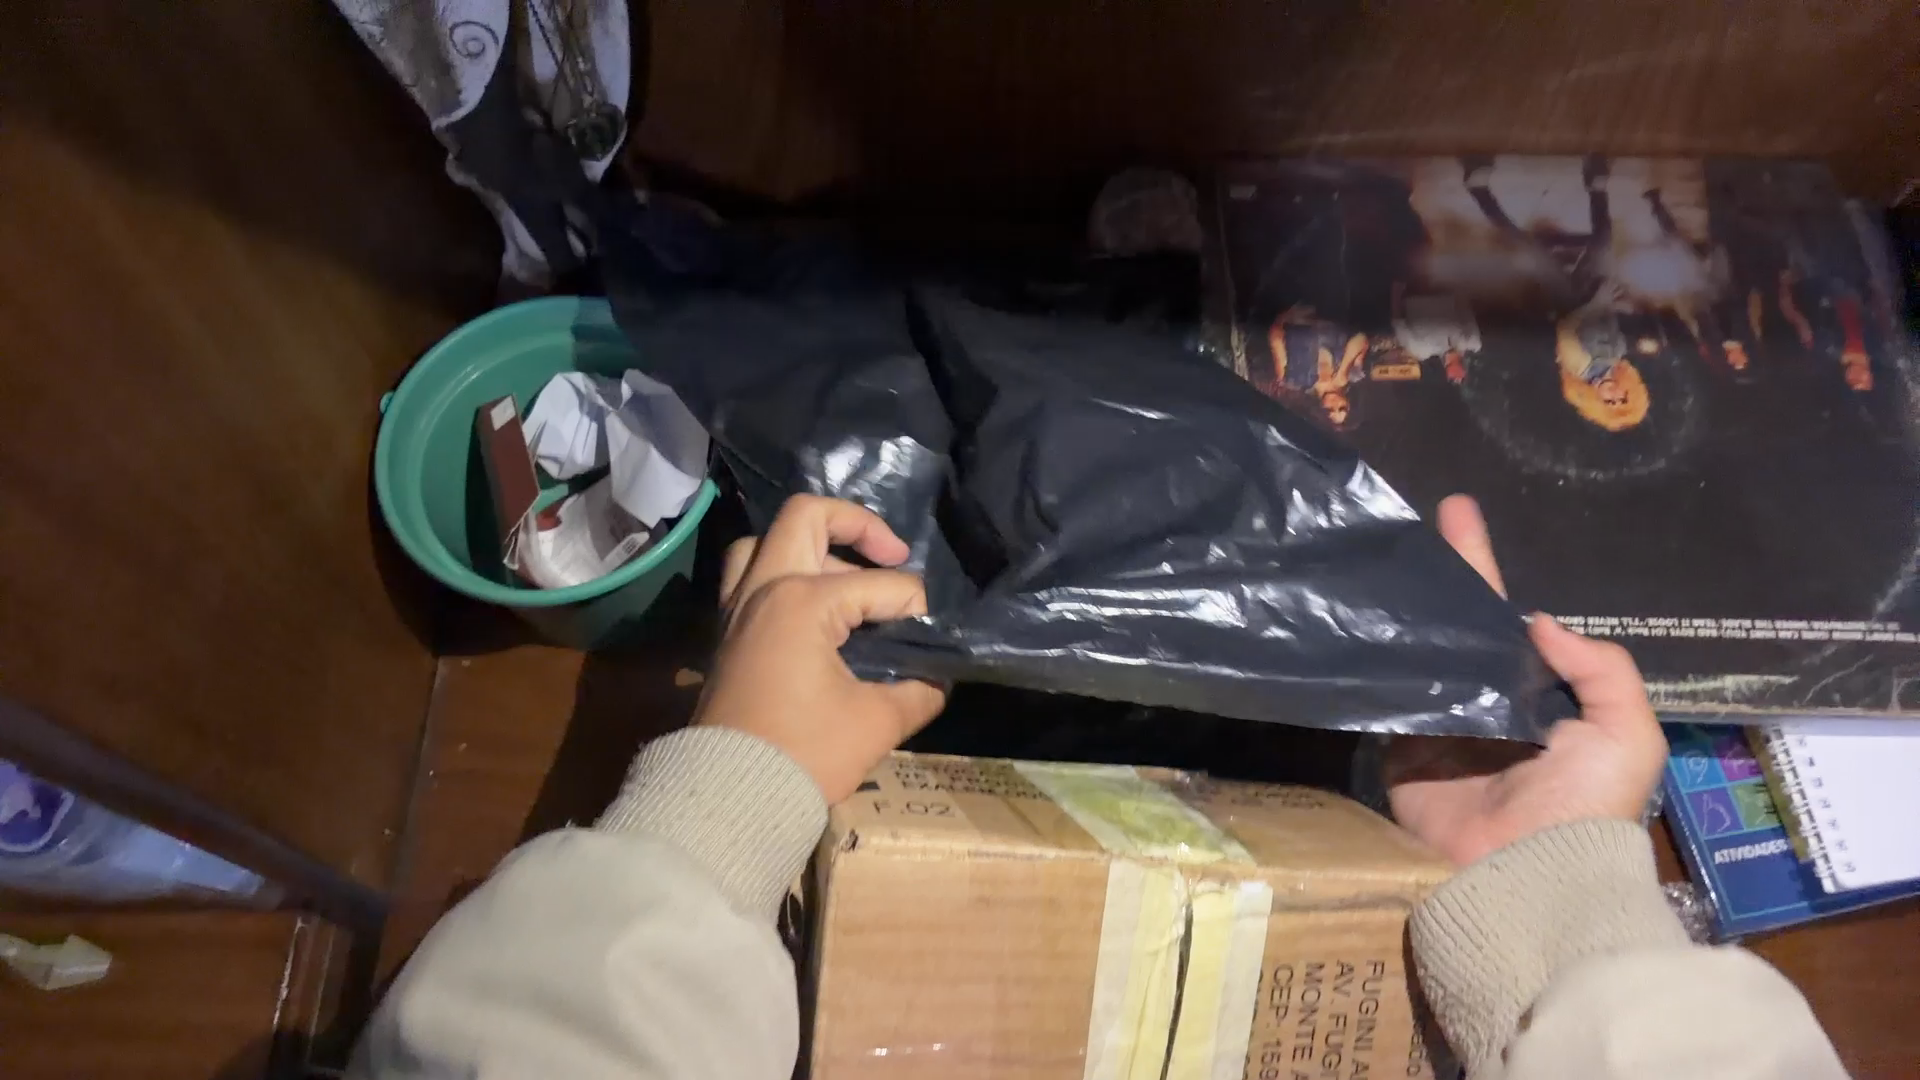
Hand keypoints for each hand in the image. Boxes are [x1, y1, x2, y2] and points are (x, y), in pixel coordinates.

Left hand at [696, 496, 946, 803]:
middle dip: (857, 524)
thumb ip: (918, 689)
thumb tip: (936, 677)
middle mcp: (764, 589)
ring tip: (845, 571)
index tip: (931, 635)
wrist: (729, 800)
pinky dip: (781, 573)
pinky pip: (749, 576)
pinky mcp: (727, 632)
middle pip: (807, 517)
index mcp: (802, 601)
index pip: (878, 585)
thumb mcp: (878, 722)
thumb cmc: (805, 754)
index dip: (915, 605)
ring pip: (766, 542)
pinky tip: (814, 605)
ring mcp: (738, 608)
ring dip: (809, 544)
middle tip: (892, 553)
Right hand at [1385, 495, 1666, 866]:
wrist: (1515, 870)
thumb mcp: (1626, 736)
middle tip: (1390, 522)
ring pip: (1408, 644)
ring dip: (1389, 604)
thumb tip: (1535, 618)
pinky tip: (1343, 614)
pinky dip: (1363, 651)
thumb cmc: (1576, 803)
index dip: (1479, 563)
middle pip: (1446, 619)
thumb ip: (1601, 670)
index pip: (1500, 612)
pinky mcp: (1391, 734)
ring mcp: (1429, 711)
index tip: (1456, 510)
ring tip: (1358, 556)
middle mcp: (1476, 692)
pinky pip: (1379, 683)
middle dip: (1425, 569)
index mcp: (1530, 688)